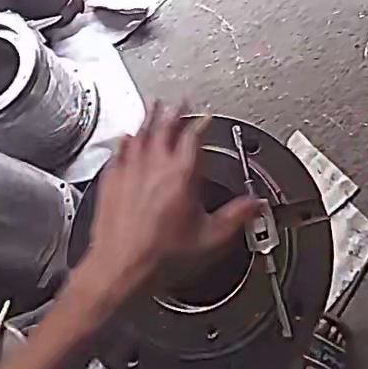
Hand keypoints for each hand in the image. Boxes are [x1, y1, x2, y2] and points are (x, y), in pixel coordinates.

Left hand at [68, 104, 257, 310]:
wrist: (119, 267)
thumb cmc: (159, 256)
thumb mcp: (208, 239)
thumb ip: (236, 217)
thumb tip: (255, 205)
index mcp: (181, 175)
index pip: (193, 137)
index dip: (200, 124)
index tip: (205, 118)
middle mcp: (155, 167)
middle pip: (164, 128)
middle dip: (174, 112)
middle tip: (179, 101)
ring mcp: (130, 171)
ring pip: (141, 134)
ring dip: (149, 118)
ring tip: (153, 107)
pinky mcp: (112, 180)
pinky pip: (120, 151)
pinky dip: (126, 141)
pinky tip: (126, 137)